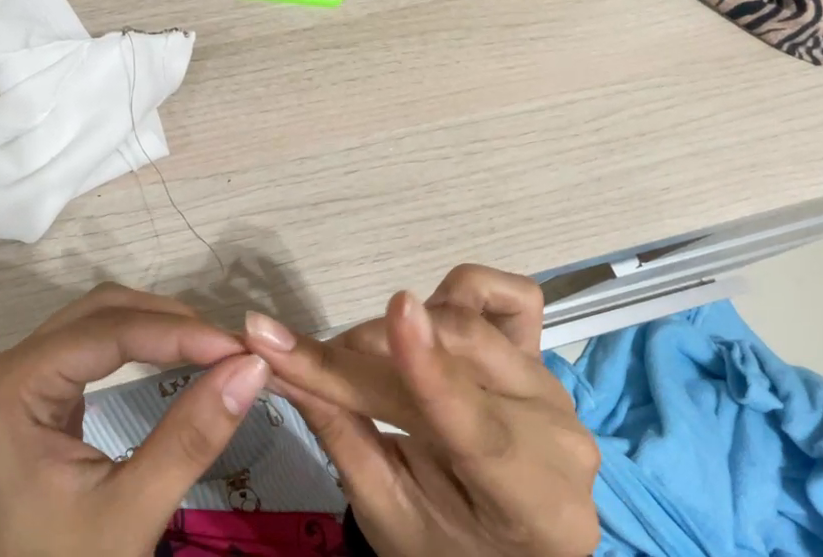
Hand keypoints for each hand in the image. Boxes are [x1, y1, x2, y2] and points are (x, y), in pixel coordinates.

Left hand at [0, 283, 271, 555]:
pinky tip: (174, 355)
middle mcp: (16, 363)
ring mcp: (26, 375)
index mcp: (19, 383)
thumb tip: (251, 370)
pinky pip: (93, 347)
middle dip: (167, 321)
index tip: (239, 347)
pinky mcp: (42, 391)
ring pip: (98, 321)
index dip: (175, 333)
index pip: (107, 332)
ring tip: (213, 348)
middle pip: (100, 313)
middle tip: (230, 347)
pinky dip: (138, 344)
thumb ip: (189, 437)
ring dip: (156, 326)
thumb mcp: (131, 508)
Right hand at [242, 265, 599, 556]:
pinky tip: (430, 316)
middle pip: (458, 355)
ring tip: (364, 358)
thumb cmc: (439, 543)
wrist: (499, 550)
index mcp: (533, 504)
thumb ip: (333, 425)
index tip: (395, 306)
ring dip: (397, 326)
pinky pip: (512, 297)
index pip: (475, 427)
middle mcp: (558, 438)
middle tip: (305, 363)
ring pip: (472, 320)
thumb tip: (264, 351)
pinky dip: (467, 291)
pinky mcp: (544, 354)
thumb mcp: (380, 505)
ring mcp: (555, 389)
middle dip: (366, 349)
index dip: (431, 367)